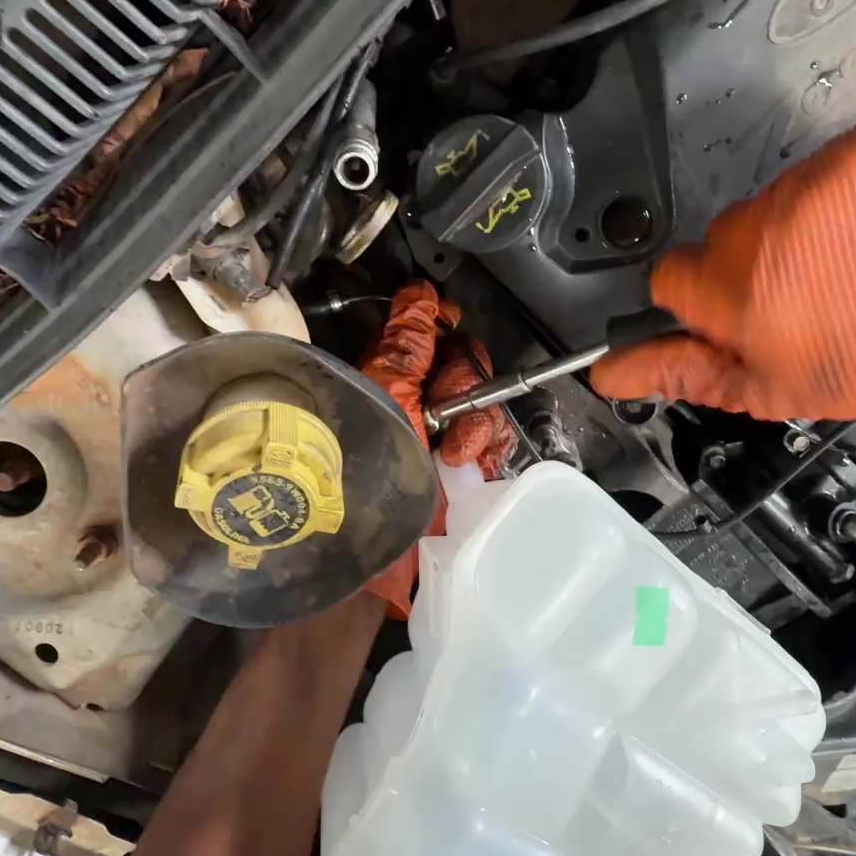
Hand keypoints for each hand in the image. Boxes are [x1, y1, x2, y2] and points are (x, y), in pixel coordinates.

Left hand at [356, 281, 515, 615]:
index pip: (424, 332)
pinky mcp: (465, 469)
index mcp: (385, 378)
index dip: (438, 321)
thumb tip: (417, 295)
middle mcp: (415, 402)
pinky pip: (495, 439)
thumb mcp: (382, 396)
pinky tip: (468, 466)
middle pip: (462, 361)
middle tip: (444, 403)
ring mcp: (442, 436)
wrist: (374, 559)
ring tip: (452, 451)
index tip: (444, 316)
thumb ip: (403, 343)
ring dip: (477, 421)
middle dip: (463, 377)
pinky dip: (489, 447)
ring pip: (484, 399)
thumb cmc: (360, 478)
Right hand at [592, 114, 855, 466]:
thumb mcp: (771, 388)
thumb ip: (679, 370)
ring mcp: (825, 173)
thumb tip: (606, 372)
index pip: (674, 273)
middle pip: (725, 232)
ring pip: (777, 196)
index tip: (748, 309)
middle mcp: (767, 220)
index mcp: (736, 287)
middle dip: (754, 262)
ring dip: (803, 225)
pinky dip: (851, 189)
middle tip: (813, 293)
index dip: (706, 297)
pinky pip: (834, 162)